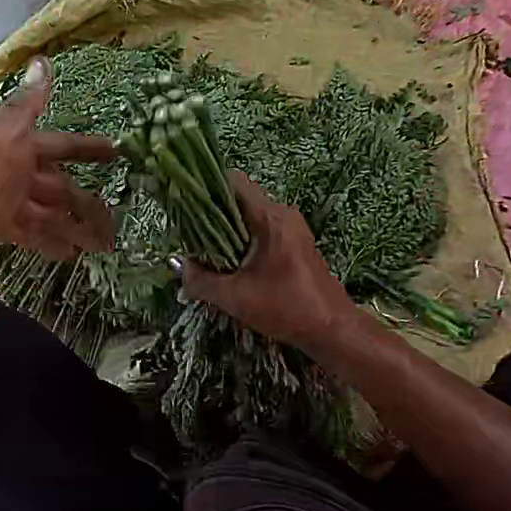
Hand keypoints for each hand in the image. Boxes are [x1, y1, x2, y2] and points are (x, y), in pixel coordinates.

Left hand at [0, 58, 116, 278]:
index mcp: (11, 143)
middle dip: (85, 202)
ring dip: (72, 227)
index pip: (58, 144)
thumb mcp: (2, 140)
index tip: (118, 153)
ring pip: (46, 211)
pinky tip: (69, 255)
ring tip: (101, 247)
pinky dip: (48, 241)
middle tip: (116, 223)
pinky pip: (28, 232)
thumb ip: (26, 106)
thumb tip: (43, 61)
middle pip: (56, 184)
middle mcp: (6, 168)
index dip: (87, 148)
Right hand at [178, 171, 359, 349]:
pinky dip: (241, 238)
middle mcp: (282, 214)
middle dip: (211, 211)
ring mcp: (291, 227)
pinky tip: (226, 259)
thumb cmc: (286, 308)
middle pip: (239, 197)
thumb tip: (178, 266)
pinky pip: (261, 228)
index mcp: (270, 217)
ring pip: (249, 214)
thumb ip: (202, 280)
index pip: (233, 181)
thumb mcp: (236, 298)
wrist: (332, 329)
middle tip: (186, 231)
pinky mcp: (294, 243)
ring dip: (226, 227)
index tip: (182, 203)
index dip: (204, 187)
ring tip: (202, 247)